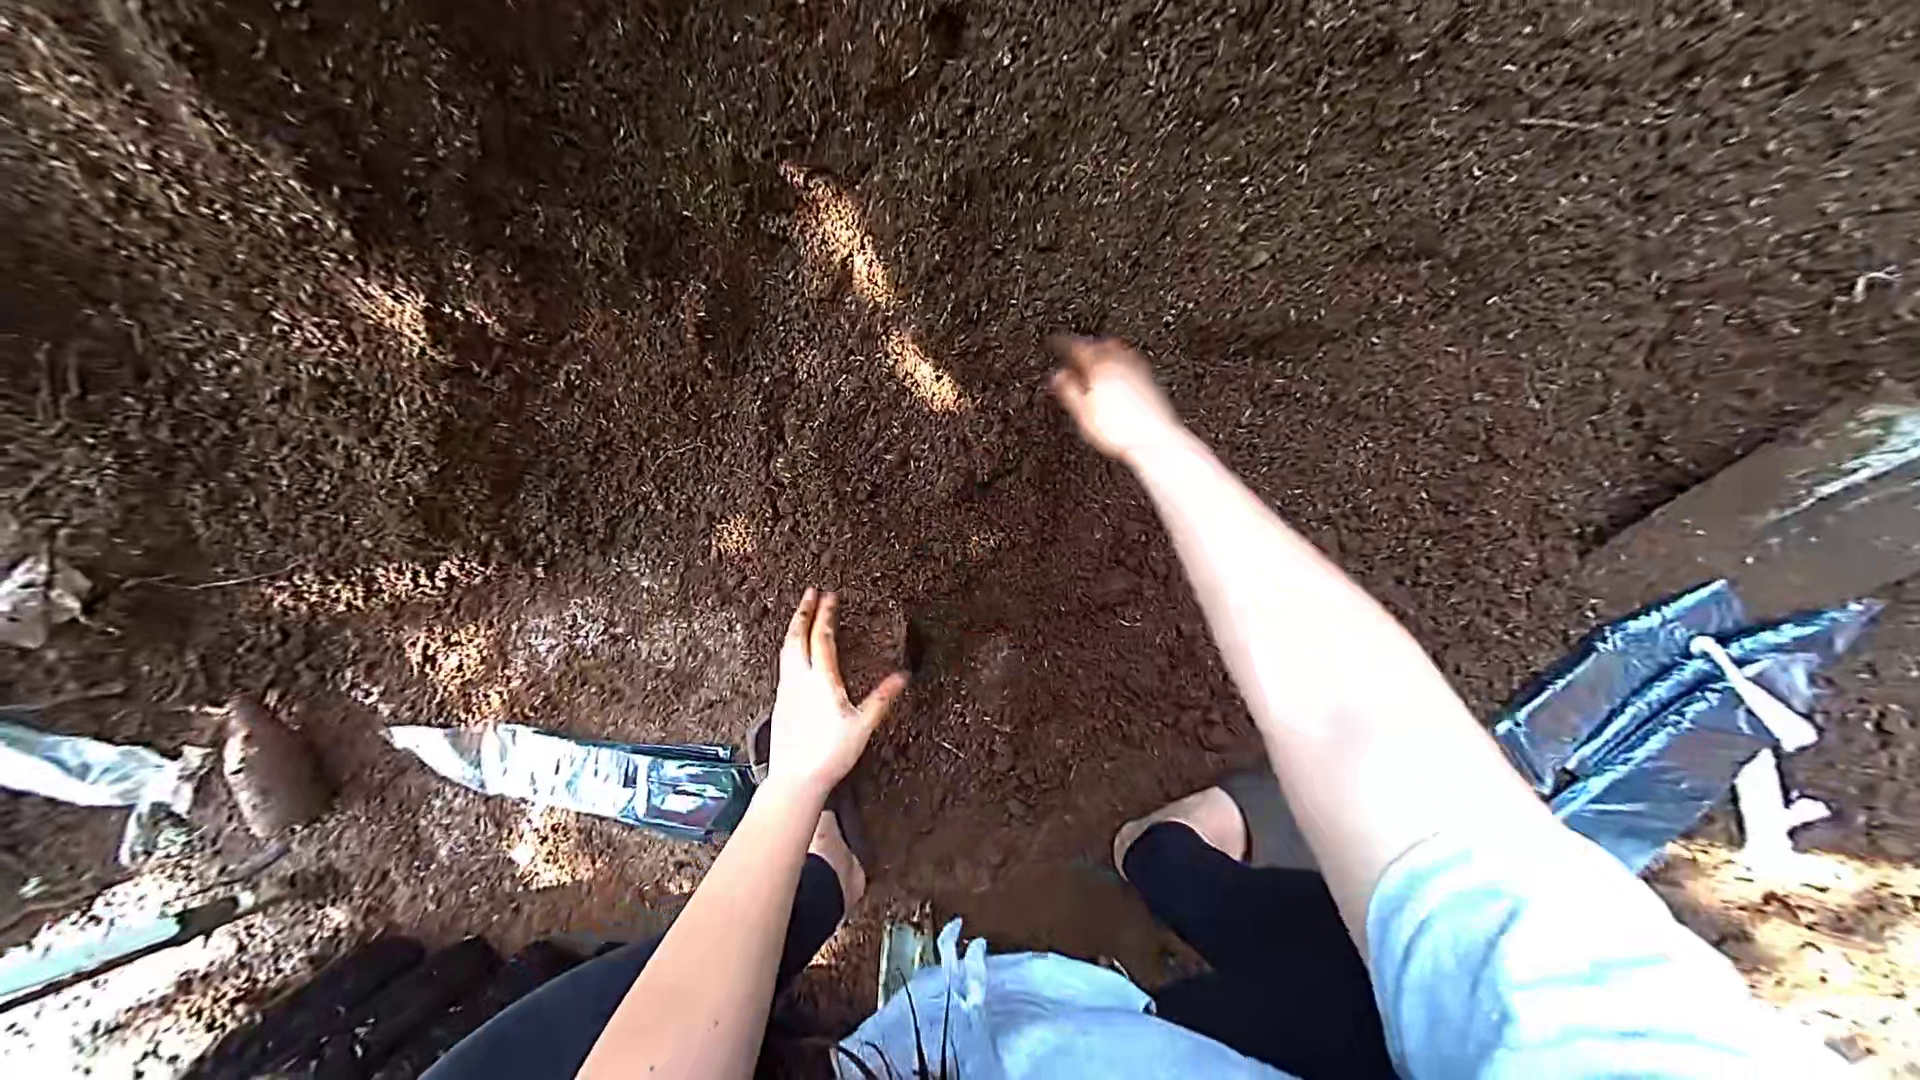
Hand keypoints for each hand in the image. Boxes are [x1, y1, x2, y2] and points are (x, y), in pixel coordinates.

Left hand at [767, 589, 907, 799]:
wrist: (795, 780)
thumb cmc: (829, 755)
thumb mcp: (863, 725)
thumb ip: (883, 698)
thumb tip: (903, 676)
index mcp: (821, 681)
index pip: (823, 637)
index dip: (826, 614)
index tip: (830, 596)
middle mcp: (800, 680)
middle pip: (798, 636)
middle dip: (804, 611)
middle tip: (810, 592)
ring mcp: (787, 689)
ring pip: (787, 648)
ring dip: (794, 626)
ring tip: (800, 613)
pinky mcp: (781, 701)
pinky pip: (783, 662)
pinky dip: (789, 645)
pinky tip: (792, 650)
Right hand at [1048, 335, 1183, 461]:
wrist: (1152, 441)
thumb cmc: (1119, 431)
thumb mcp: (1082, 413)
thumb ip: (1069, 390)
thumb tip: (1058, 376)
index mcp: (1100, 368)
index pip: (1078, 348)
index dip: (1065, 344)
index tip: (1058, 344)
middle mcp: (1120, 363)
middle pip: (1101, 345)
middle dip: (1087, 346)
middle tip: (1076, 350)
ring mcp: (1137, 371)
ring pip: (1118, 351)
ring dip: (1105, 350)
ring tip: (1097, 358)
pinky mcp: (1150, 382)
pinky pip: (1132, 362)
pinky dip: (1121, 361)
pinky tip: (1120, 373)